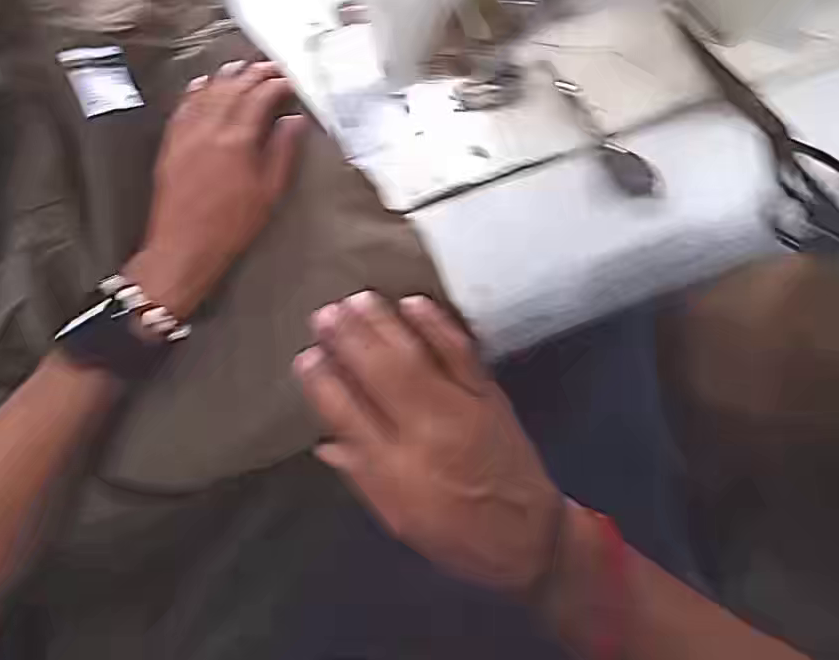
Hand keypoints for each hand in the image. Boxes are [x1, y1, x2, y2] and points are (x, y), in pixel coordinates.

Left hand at [126, 59, 305, 317]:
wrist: (184, 246)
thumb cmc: (231, 226)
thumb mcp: (269, 192)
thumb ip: (282, 151)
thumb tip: (294, 121)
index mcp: (238, 140)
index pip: (259, 99)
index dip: (276, 85)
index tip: (288, 81)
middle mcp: (210, 130)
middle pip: (234, 89)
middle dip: (253, 74)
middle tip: (269, 67)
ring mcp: (187, 134)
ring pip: (207, 93)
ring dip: (226, 76)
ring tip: (241, 66)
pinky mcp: (171, 143)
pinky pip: (183, 107)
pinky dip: (195, 91)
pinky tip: (202, 83)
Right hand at [294, 292, 565, 595]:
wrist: (531, 539)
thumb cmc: (457, 533)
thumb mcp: (398, 520)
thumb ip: (360, 475)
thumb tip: (322, 441)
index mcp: (394, 472)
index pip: (346, 415)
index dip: (322, 381)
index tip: (306, 356)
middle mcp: (423, 436)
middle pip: (377, 374)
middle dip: (347, 339)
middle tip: (325, 313)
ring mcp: (459, 409)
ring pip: (413, 355)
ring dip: (382, 324)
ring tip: (357, 300)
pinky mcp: (487, 393)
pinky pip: (459, 350)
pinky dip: (435, 323)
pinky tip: (413, 303)